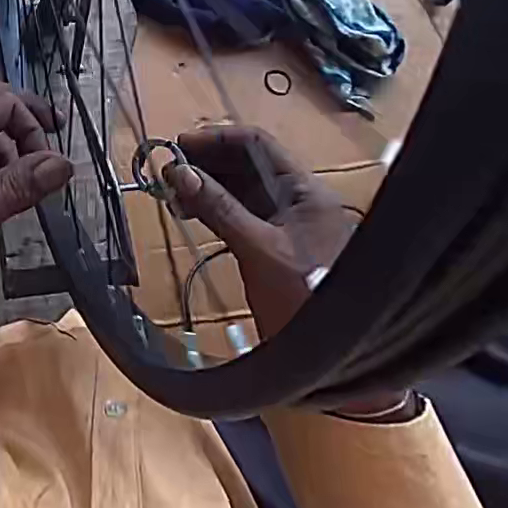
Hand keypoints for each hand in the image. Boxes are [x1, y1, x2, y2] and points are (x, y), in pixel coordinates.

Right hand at [159, 126, 354, 339]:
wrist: (340, 367)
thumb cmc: (307, 299)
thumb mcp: (260, 249)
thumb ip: (218, 207)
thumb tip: (178, 171)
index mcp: (304, 192)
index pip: (257, 145)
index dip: (216, 139)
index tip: (179, 146)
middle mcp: (294, 200)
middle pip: (243, 164)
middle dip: (203, 163)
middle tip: (167, 171)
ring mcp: (281, 223)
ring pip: (235, 188)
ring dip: (201, 185)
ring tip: (171, 192)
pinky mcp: (268, 245)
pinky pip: (232, 212)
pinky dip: (207, 207)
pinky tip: (185, 211)